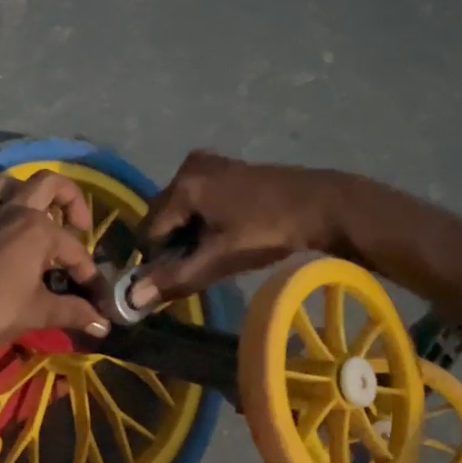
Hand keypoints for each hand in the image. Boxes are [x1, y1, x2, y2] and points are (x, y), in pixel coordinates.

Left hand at [0, 171, 112, 359]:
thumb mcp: (40, 312)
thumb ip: (75, 312)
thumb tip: (104, 323)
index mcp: (37, 228)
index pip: (74, 248)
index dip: (88, 272)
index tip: (94, 295)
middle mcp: (10, 209)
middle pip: (47, 182)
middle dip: (69, 197)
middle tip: (76, 223)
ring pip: (3, 182)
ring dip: (21, 192)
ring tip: (29, 213)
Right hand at [130, 152, 341, 305]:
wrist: (328, 206)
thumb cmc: (271, 231)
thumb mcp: (221, 259)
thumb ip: (176, 277)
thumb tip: (133, 298)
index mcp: (183, 185)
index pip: (149, 231)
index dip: (160, 258)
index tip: (185, 273)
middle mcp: (188, 167)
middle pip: (163, 216)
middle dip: (174, 243)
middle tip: (204, 262)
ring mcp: (210, 163)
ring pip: (181, 208)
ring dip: (190, 232)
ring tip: (219, 248)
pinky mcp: (228, 167)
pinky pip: (199, 197)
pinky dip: (204, 217)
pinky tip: (228, 230)